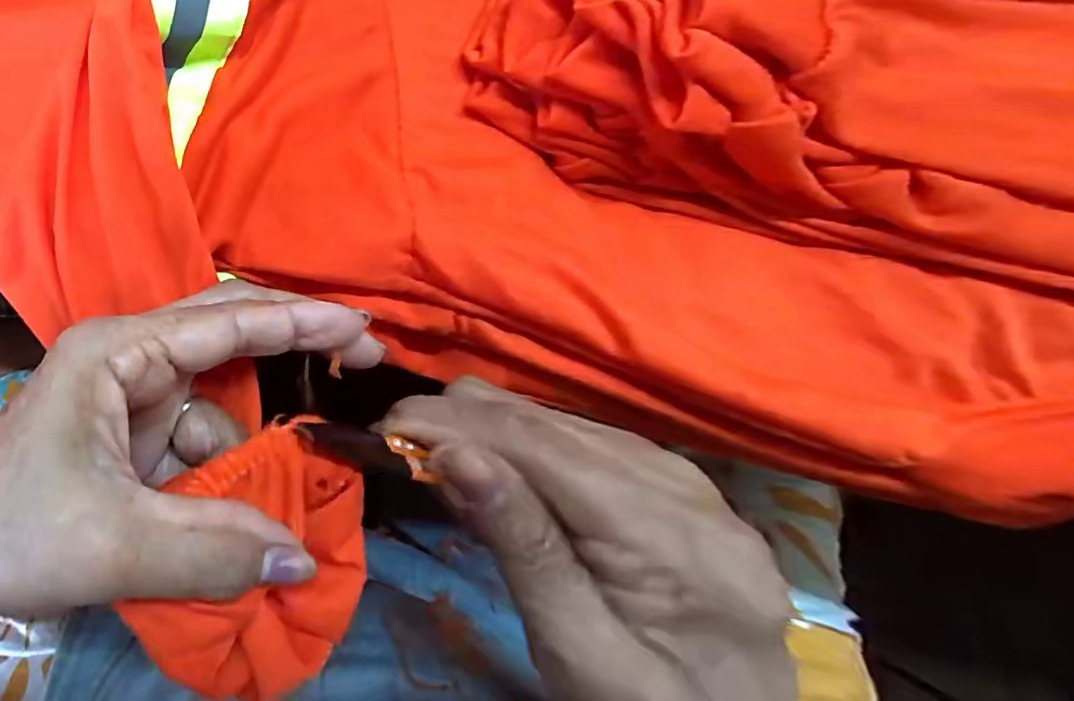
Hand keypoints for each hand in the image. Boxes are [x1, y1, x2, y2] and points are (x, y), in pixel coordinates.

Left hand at [0, 282, 384, 670]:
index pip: (223, 321)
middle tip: (358, 349)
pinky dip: (218, 475)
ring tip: (238, 502)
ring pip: (214, 404)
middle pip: (224, 335)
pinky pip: (195, 440)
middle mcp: (127, 357)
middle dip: (288, 341)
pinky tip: (209, 518)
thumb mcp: (115, 545)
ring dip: (241, 450)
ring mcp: (128, 394)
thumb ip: (214, 551)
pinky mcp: (129, 432)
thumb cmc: (11, 532)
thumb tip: (302, 557)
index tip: (356, 323)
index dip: (295, 318)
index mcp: (116, 350)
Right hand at [383, 377, 795, 700]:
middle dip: (461, 423)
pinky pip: (573, 435)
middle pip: (546, 423)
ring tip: (438, 460)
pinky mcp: (667, 475)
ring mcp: (682, 475)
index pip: (542, 447)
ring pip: (554, 419)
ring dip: (485, 431)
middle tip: (399, 446)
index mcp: (676, 541)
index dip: (456, 423)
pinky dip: (519, 444)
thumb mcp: (577, 654)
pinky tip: (492, 469)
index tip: (387, 424)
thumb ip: (522, 547)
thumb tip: (452, 451)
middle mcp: (686, 487)